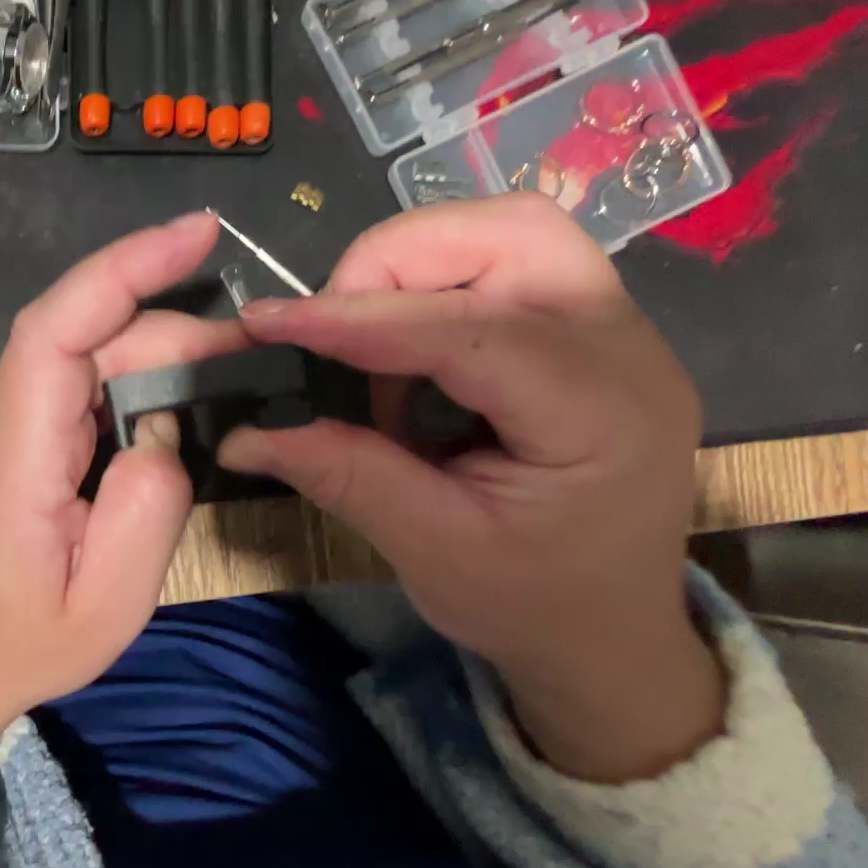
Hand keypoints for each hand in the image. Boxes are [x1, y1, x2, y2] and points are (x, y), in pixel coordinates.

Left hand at [0, 213, 242, 785]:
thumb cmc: (24, 645)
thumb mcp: (106, 604)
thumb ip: (146, 511)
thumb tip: (163, 430)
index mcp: (13, 460)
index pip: (54, 333)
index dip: (120, 270)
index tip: (196, 233)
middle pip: (83, 339)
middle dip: (171, 330)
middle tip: (251, 359)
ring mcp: (4, 429)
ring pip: (85, 358)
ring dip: (159, 356)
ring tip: (228, 381)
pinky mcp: (18, 442)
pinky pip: (79, 388)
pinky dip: (135, 380)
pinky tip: (177, 402)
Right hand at [219, 196, 722, 782]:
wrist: (606, 633)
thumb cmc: (529, 603)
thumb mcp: (429, 550)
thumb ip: (344, 476)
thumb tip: (243, 432)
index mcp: (602, 414)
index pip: (470, 330)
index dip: (358, 319)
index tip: (266, 324)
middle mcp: (624, 346)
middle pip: (510, 234)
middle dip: (396, 263)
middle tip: (326, 328)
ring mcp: (614, 331)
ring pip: (507, 236)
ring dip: (412, 272)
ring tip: (361, 347)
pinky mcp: (584, 335)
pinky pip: (503, 271)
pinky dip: (431, 294)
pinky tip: (402, 362)